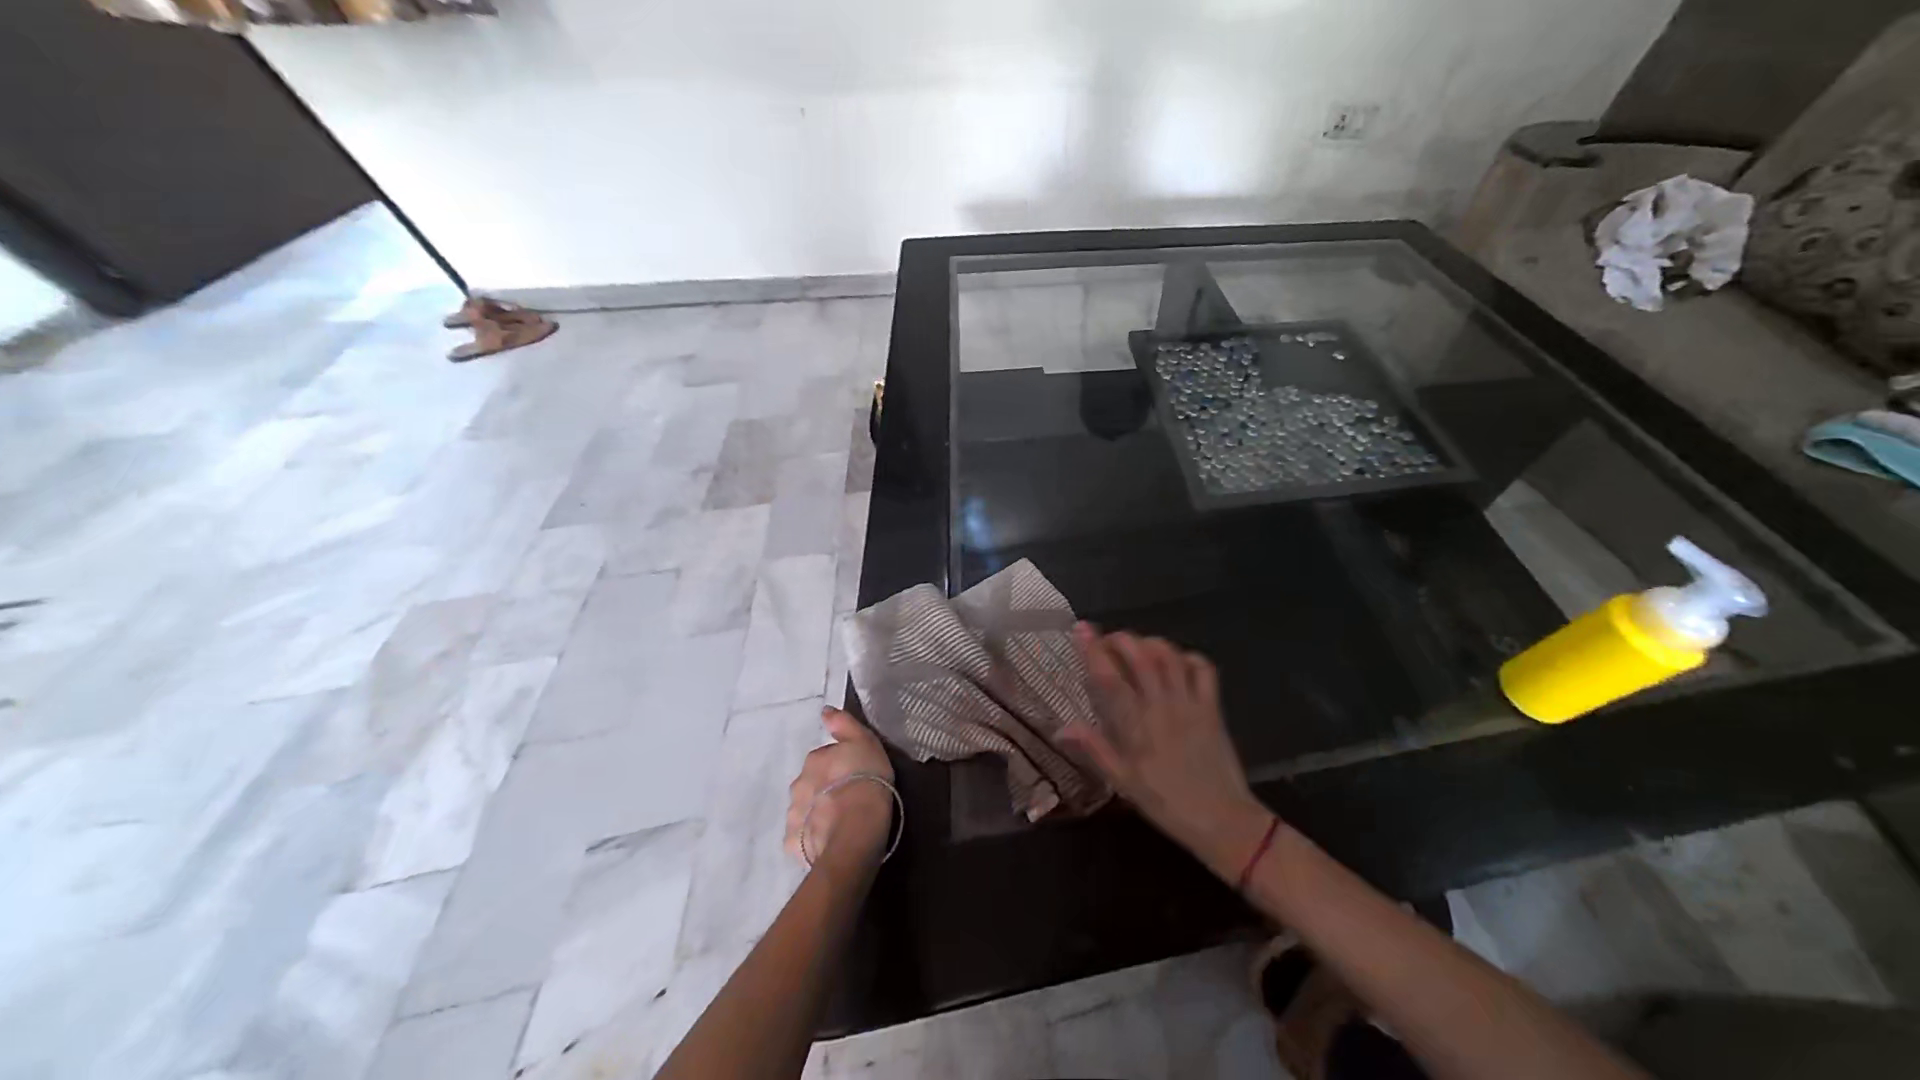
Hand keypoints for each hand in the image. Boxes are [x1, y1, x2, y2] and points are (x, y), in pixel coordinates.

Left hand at [784, 706, 895, 869]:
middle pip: (810, 784)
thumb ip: (844, 724)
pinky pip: (801, 839)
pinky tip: (827, 841)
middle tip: (846, 799)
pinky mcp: (794, 844)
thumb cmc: (865, 779)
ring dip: (816, 813)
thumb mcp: (865, 742)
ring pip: (804, 811)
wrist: (856, 827)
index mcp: (814, 760)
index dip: (839, 767)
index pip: (824, 759)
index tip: (854, 774)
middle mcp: (798, 785)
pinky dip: (811, 838)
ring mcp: (793, 815)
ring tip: (838, 824)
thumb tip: (825, 710)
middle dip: (822, 789)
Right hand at [1058, 624, 1274, 879]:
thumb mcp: (1123, 782)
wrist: (1222, 820)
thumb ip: (1094, 749)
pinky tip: (1177, 663)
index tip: (1081, 630)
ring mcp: (1190, 703)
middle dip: (1121, 638)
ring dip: (1151, 643)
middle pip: (1140, 655)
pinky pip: (1204, 669)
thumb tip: (1061, 728)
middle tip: (1107, 640)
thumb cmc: (1166, 803)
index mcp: (1136, 724)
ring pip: (1170, 656)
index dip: (1093, 649)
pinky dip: (1188, 657)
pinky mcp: (1213, 707)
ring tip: (1138, 647)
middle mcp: (1162, 705)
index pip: (1110, 676)